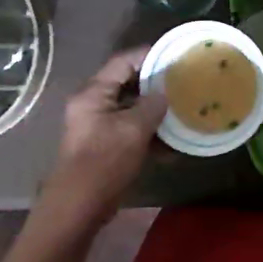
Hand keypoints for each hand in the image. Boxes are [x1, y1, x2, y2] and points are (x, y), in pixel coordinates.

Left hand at [37, 47, 168, 229]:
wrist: (80, 206)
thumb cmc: (105, 161)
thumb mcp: (134, 129)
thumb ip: (152, 106)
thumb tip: (164, 95)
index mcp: (94, 93)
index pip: (123, 62)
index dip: (149, 56)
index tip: (174, 56)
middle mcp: (92, 104)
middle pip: (127, 83)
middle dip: (155, 84)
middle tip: (182, 81)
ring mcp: (97, 125)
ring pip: (131, 108)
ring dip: (154, 110)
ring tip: (182, 109)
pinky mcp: (104, 145)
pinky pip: (130, 129)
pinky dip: (149, 132)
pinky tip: (173, 143)